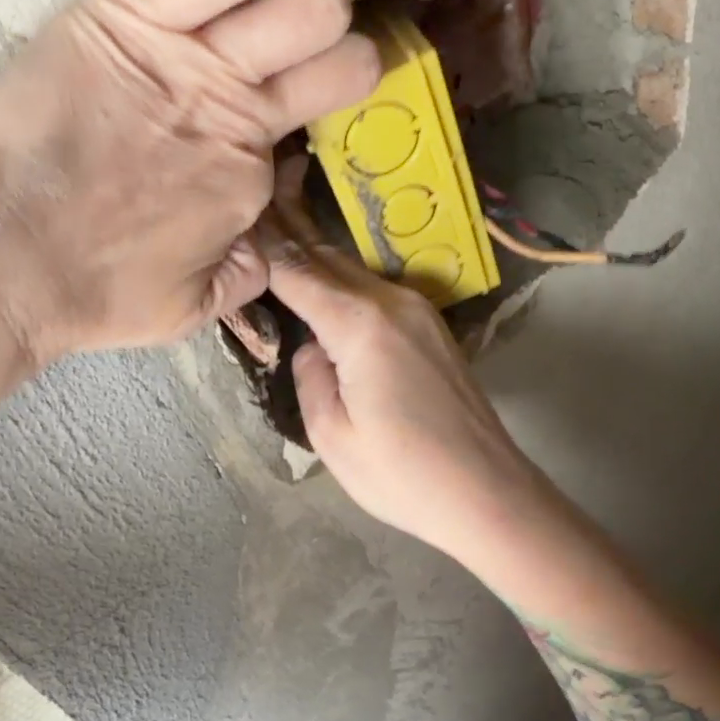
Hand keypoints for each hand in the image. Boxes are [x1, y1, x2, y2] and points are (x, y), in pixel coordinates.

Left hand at [0, 0, 380, 359]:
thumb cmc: (87, 294)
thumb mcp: (191, 308)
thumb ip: (246, 271)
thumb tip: (266, 241)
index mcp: (250, 182)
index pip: (308, 125)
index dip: (308, 102)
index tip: (284, 101)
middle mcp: (239, 120)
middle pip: (339, 51)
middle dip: (332, 44)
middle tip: (293, 53)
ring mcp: (193, 66)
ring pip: (305, 2)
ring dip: (300, 3)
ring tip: (258, 17)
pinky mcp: (130, 19)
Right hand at [264, 210, 545, 555]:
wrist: (486, 492)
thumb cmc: (402, 474)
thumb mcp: (332, 435)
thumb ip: (310, 375)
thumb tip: (314, 346)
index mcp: (360, 324)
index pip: (297, 272)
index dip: (262, 249)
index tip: (233, 231)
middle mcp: (391, 301)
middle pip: (327, 259)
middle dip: (286, 242)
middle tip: (247, 229)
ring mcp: (418, 310)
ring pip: (353, 271)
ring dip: (316, 262)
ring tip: (276, 250)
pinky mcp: (432, 327)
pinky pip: (375, 292)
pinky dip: (343, 285)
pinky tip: (324, 293)